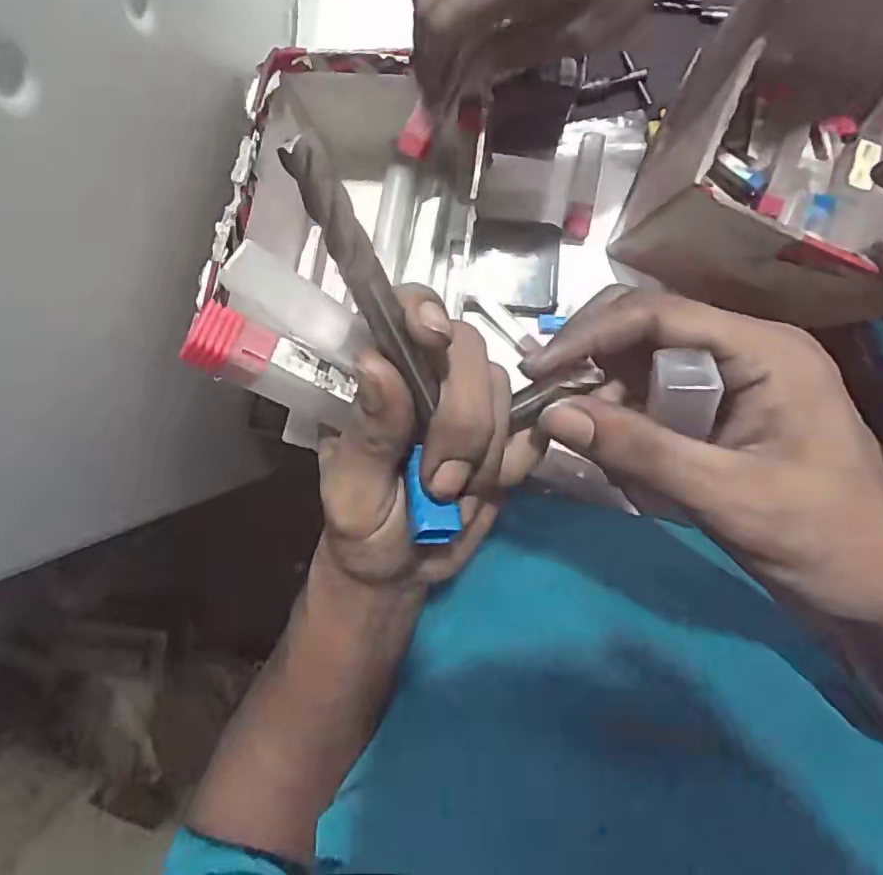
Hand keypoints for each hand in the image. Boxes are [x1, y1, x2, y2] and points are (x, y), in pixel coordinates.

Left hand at [316, 285, 547, 589]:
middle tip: (438, 481)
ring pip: (502, 390)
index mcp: (380, 372)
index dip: (423, 311)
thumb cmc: (361, 523)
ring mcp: (471, 402)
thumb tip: (375, 362)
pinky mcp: (506, 433)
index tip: (431, 336)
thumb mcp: (351, 486)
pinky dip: (513, 463)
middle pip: (468, 349)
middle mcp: (428, 374)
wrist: (402, 570)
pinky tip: (484, 490)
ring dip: (484, 452)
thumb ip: (368, 428)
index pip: (404, 311)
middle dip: (462, 419)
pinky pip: (531, 430)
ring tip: (450, 495)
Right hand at [408, 0, 695, 113]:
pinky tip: (461, 9)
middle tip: (437, 90)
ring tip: (443, 52)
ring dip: (426, 15)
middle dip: (426, 51)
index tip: (437, 106)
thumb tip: (470, 75)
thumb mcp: (579, 34)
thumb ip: (517, 51)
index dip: (434, 68)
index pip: (444, 21)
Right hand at [521, 288, 882, 630]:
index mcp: (765, 350)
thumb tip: (554, 414)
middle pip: (647, 326)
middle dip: (592, 357)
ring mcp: (736, 378)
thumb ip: (640, 450)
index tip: (538, 368)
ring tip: (574, 432)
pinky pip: (656, 395)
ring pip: (644, 361)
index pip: (660, 313)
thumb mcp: (729, 498)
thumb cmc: (826, 543)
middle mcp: (747, 349)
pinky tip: (612, 452)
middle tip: (543, 396)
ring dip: (604, 392)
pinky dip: (625, 419)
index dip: (591, 334)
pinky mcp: (724, 410)